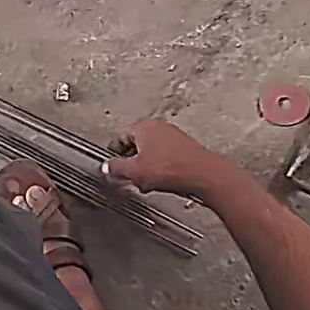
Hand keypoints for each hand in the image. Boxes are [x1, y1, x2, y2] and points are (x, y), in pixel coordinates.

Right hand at [103, 119, 237, 200]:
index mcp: (144, 126)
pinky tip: (161, 183)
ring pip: (150, 153)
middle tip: (128, 177)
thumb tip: (107, 167)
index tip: (112, 167)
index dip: (113, 154)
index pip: (119, 136)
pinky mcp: (184, 149)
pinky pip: (164, 158)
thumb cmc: (171, 169)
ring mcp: (173, 137)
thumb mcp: (134, 171)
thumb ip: (116, 168)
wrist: (203, 176)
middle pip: (135, 145)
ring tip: (146, 183)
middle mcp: (159, 127)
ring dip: (145, 169)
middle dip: (130, 163)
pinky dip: (159, 170)